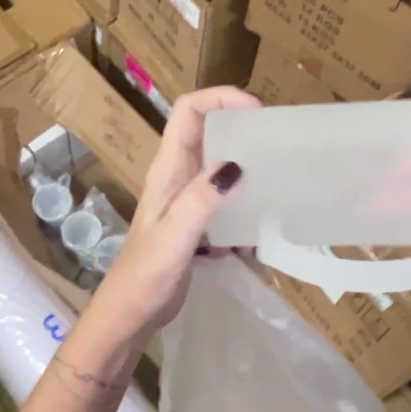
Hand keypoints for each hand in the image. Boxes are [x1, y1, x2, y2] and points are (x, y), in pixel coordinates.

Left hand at [81, 87, 258, 349]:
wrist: (132, 313)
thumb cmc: (146, 273)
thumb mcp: (175, 235)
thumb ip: (201, 200)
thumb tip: (235, 165)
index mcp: (167, 171)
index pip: (188, 112)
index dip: (220, 98)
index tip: (257, 111)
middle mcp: (176, 178)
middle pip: (208, 133)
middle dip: (241, 129)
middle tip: (277, 143)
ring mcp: (186, 201)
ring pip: (219, 167)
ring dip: (246, 167)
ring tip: (279, 178)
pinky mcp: (196, 225)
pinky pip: (225, 202)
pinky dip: (244, 206)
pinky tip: (262, 226)